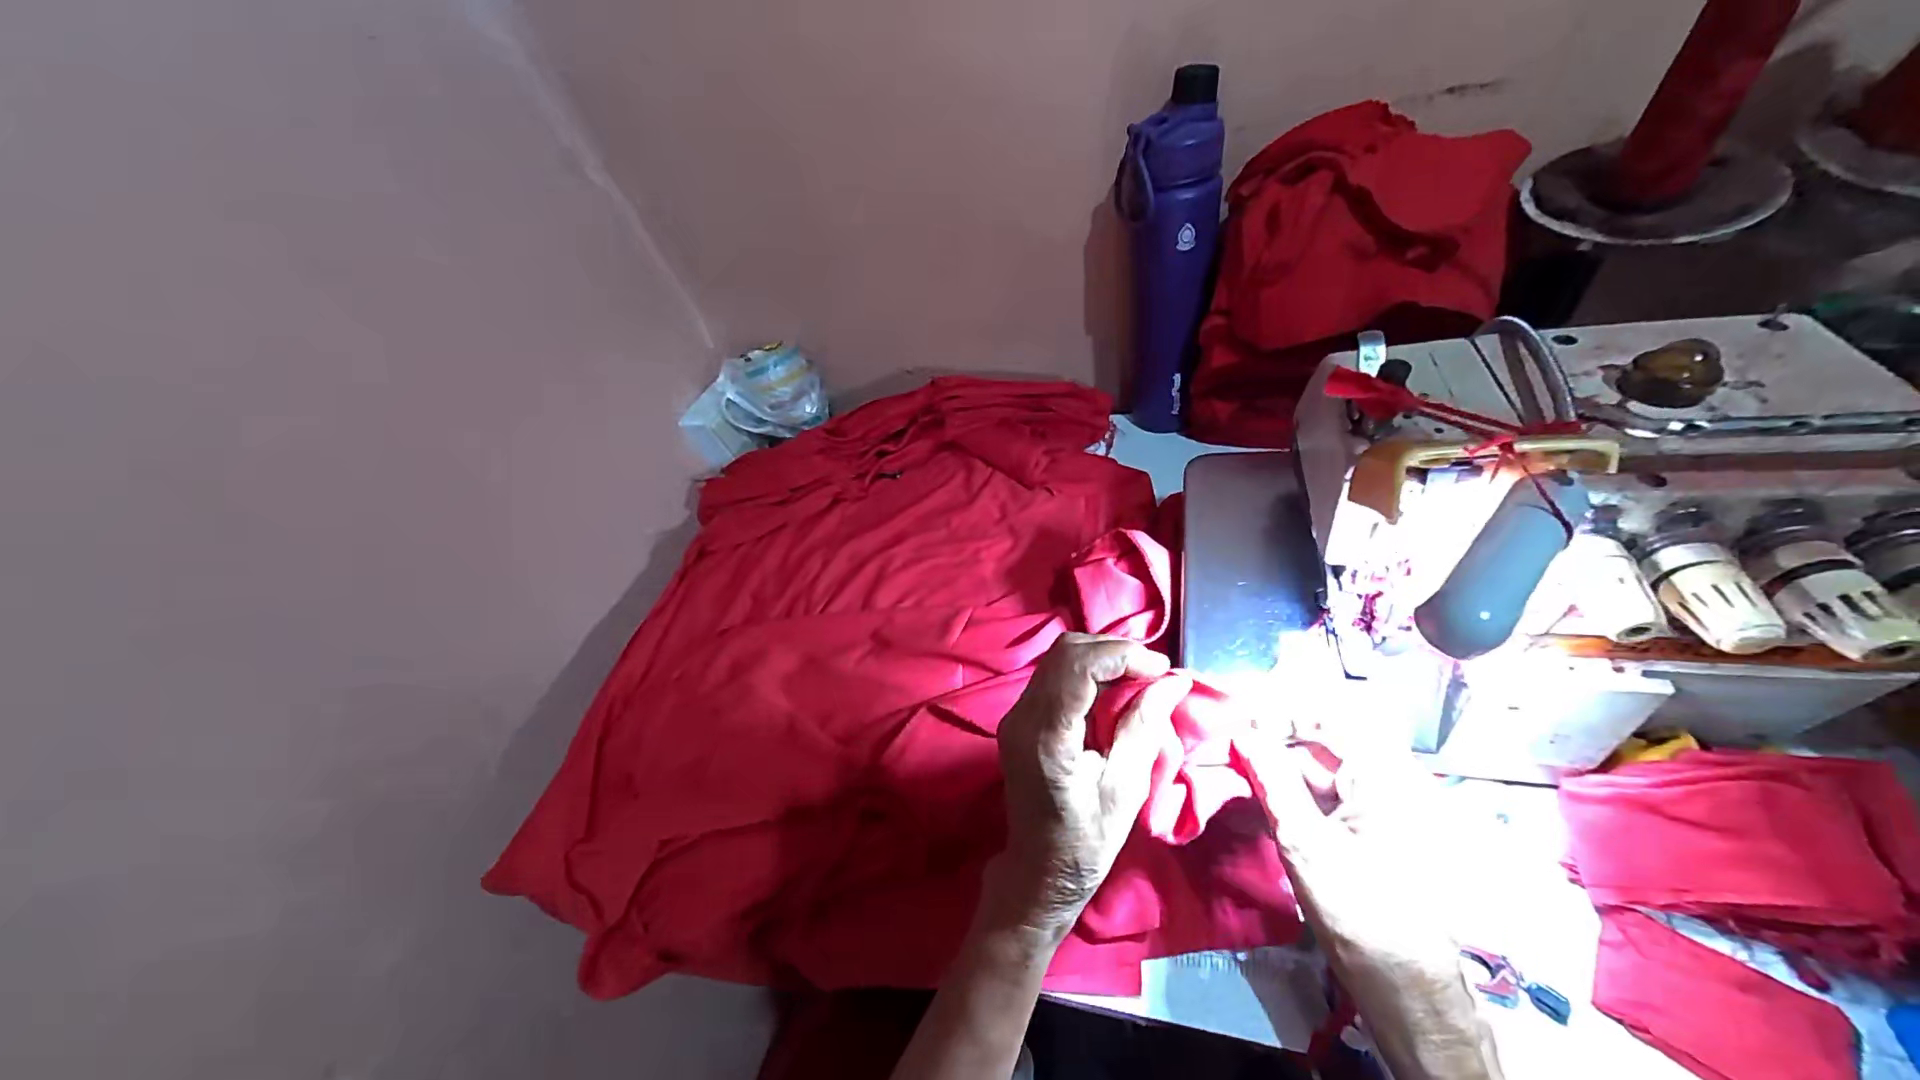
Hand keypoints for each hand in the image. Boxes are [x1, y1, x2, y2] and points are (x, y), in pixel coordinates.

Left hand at [981, 633, 1189, 941]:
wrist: (1038, 869)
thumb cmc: (1086, 841)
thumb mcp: (1125, 790)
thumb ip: (1143, 728)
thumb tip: (1172, 682)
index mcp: (1046, 736)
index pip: (1077, 665)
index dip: (1122, 655)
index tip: (1160, 670)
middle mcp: (1022, 716)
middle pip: (1065, 651)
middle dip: (1114, 651)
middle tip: (1154, 673)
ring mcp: (1016, 714)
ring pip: (1059, 658)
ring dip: (1102, 658)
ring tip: (1141, 679)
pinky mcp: (1020, 718)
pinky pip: (1055, 675)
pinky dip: (1089, 672)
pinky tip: (1116, 690)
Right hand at [1239, 732, 1503, 1079]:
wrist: (1399, 981)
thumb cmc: (1357, 906)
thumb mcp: (1305, 840)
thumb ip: (1272, 780)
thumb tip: (1243, 735)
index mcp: (1381, 775)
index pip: (1324, 718)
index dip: (1278, 718)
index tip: (1238, 731)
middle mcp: (1380, 781)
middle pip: (1314, 746)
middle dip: (1267, 748)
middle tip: (1222, 756)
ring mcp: (1369, 808)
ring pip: (1310, 772)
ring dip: (1268, 773)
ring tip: (1227, 778)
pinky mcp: (1356, 831)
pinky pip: (1314, 798)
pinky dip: (1281, 797)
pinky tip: (1249, 803)